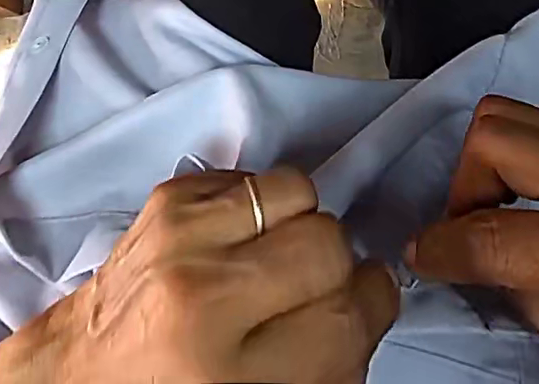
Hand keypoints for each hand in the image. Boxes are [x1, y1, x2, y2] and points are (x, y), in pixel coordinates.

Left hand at [0, 168, 397, 383]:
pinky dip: (261, 203)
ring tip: (274, 255)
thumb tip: (370, 299)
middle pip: (328, 244)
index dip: (372, 305)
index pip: (347, 318)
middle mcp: (202, 303)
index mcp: (227, 381)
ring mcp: (179, 240)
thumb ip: (324, 366)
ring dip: (300, 222)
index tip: (364, 303)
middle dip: (335, 267)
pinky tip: (237, 240)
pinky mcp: (166, 200)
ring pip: (299, 191)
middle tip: (311, 289)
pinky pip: (255, 175)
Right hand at [407, 97, 538, 383]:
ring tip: (496, 223)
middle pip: (497, 133)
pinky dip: (519, 156)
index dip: (444, 246)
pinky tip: (532, 207)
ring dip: (488, 164)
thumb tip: (474, 262)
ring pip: (516, 115)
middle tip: (466, 241)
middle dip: (463, 183)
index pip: (498, 232)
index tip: (417, 257)